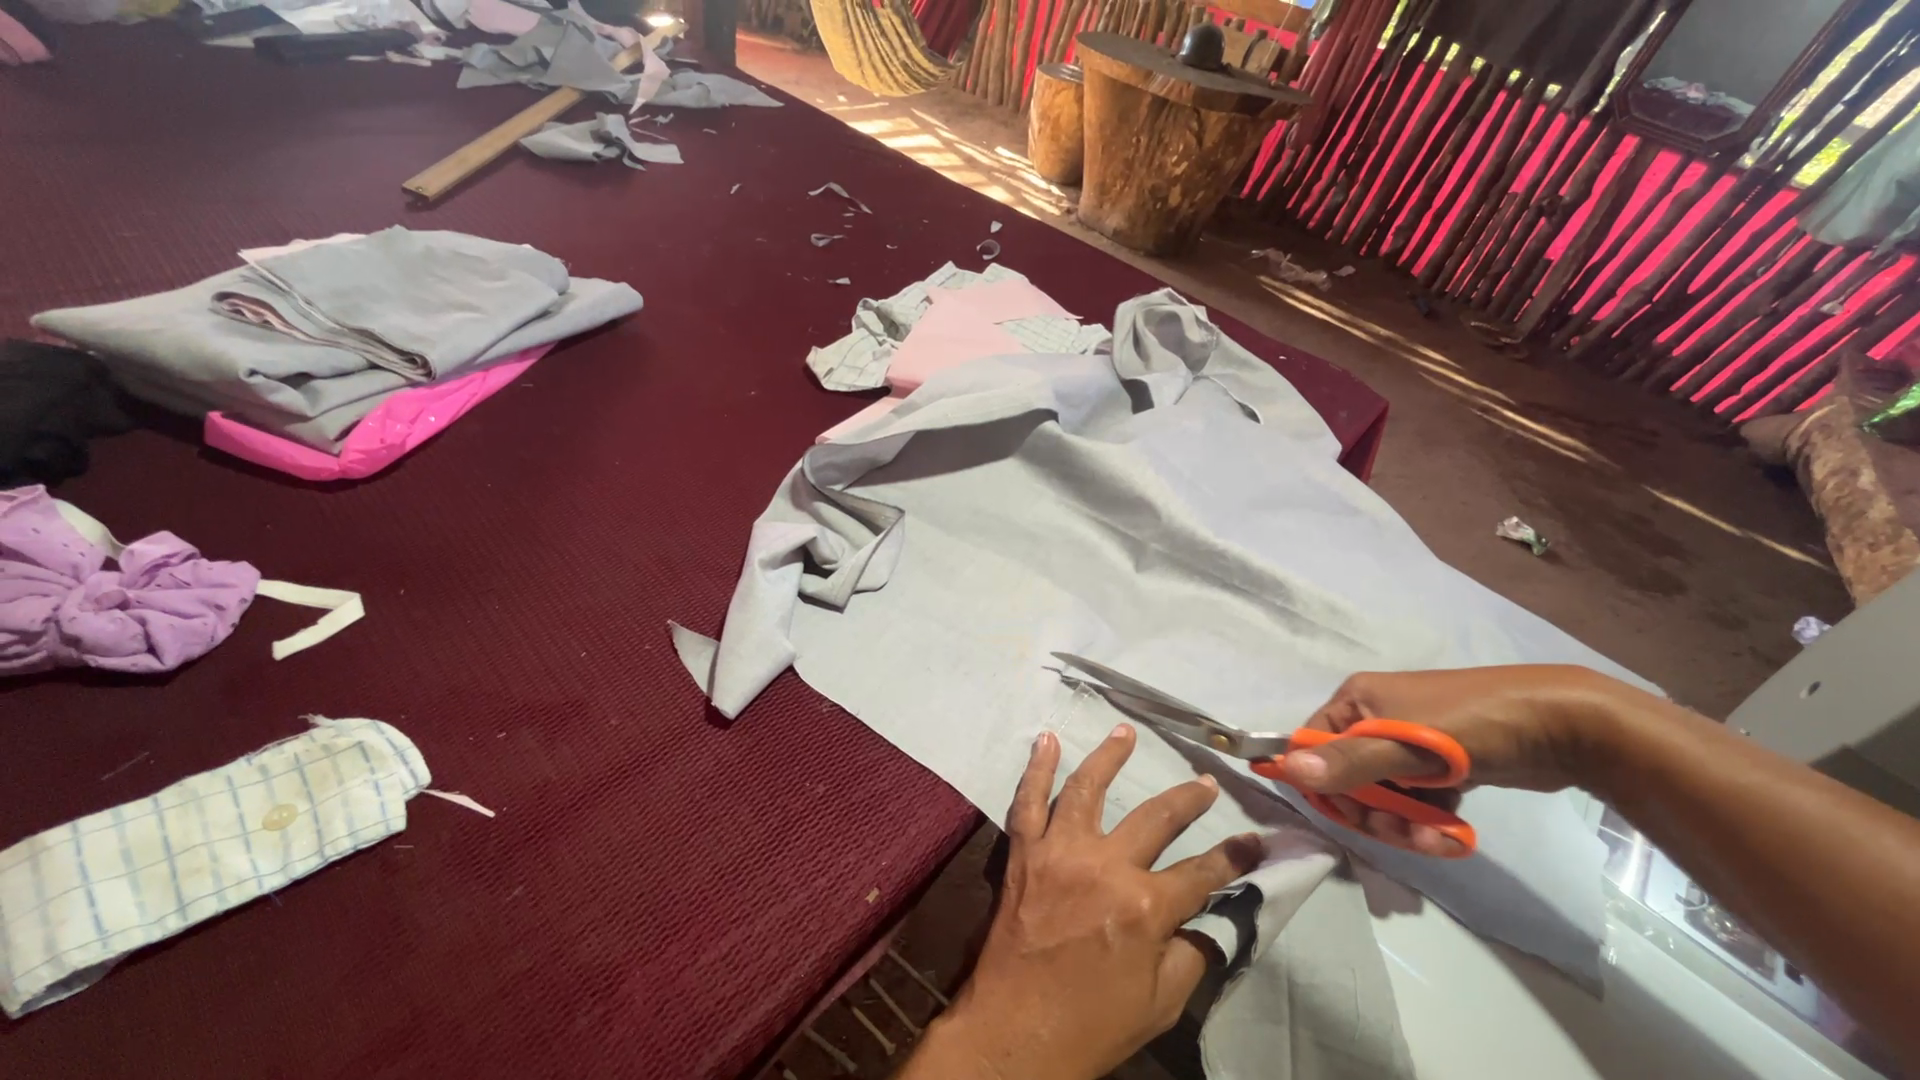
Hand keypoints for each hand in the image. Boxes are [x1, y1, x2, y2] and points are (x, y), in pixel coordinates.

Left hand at [902, 724, 1263, 1079]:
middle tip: (1205, 783)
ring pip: (1087, 789)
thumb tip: (1210, 917)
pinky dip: (1036, 769)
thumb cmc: (1093, 1025)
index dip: (1234, 857)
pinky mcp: (1023, 854)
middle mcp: (1104, 866)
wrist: (1014, 1035)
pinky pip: (1028, 801)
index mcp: (1145, 906)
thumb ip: (1191, 952)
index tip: (1255, 840)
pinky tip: (1046, 740)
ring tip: (1126, 731)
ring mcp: (1059, 853)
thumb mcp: (1162, 1002)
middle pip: (1155, 818)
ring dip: (1109, 755)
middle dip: (1187, 799)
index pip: (1203, 872)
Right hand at [1279, 665, 1638, 856]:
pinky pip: (1416, 800)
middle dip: (1375, 813)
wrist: (1565, 725)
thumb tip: (1287, 768)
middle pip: (1348, 778)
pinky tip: (1455, 832)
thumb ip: (1348, 761)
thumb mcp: (1407, 746)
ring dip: (1406, 825)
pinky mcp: (1441, 766)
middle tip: (1407, 832)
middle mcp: (1375, 718)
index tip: (1356, 815)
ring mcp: (1409, 742)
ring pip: (1384, 796)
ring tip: (1442, 839)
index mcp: (1356, 701)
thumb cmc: (1476, 724)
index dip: (1325, 785)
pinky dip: (1429, 821)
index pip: (1312, 747)